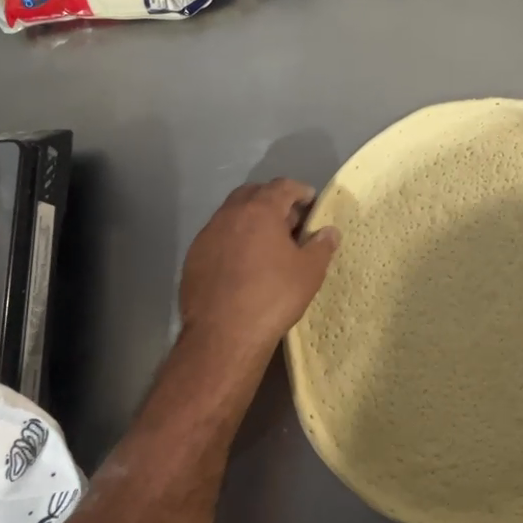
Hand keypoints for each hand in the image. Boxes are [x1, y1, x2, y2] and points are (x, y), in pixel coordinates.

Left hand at [178, 179, 338, 356]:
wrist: (222, 336)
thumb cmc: (273, 297)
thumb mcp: (309, 272)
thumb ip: (321, 245)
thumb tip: (329, 231)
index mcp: (260, 211)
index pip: (282, 186)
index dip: (300, 191)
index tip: (311, 202)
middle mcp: (229, 215)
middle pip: (253, 194)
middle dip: (272, 201)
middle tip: (289, 222)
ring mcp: (206, 236)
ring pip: (231, 215)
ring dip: (250, 221)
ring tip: (267, 244)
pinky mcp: (192, 259)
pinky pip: (217, 238)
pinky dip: (233, 241)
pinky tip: (243, 265)